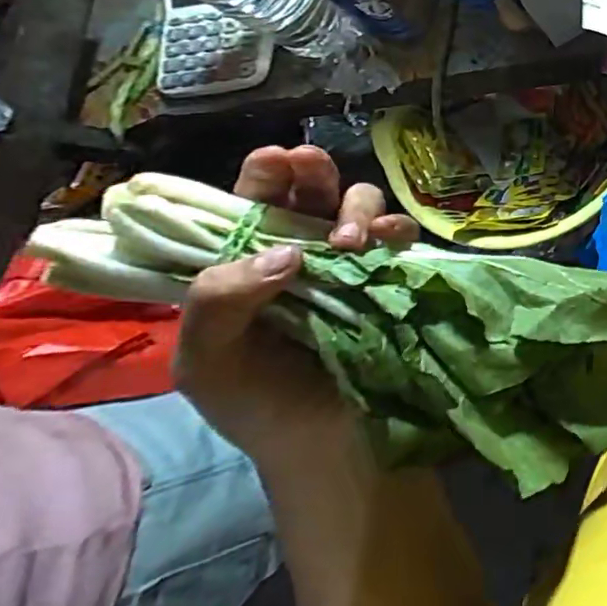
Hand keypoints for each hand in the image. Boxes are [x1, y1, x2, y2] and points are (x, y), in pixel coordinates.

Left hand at [174, 145, 420, 465]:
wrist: (321, 444)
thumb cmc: (256, 402)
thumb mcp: (207, 358)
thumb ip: (218, 300)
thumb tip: (288, 254)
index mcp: (247, 260)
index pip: (251, 200)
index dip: (264, 173)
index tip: (274, 161)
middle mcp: (300, 250)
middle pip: (310, 189)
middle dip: (312, 170)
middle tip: (310, 168)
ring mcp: (349, 261)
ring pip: (360, 202)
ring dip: (355, 208)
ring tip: (350, 242)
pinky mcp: (389, 275)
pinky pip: (399, 235)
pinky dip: (396, 229)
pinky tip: (388, 244)